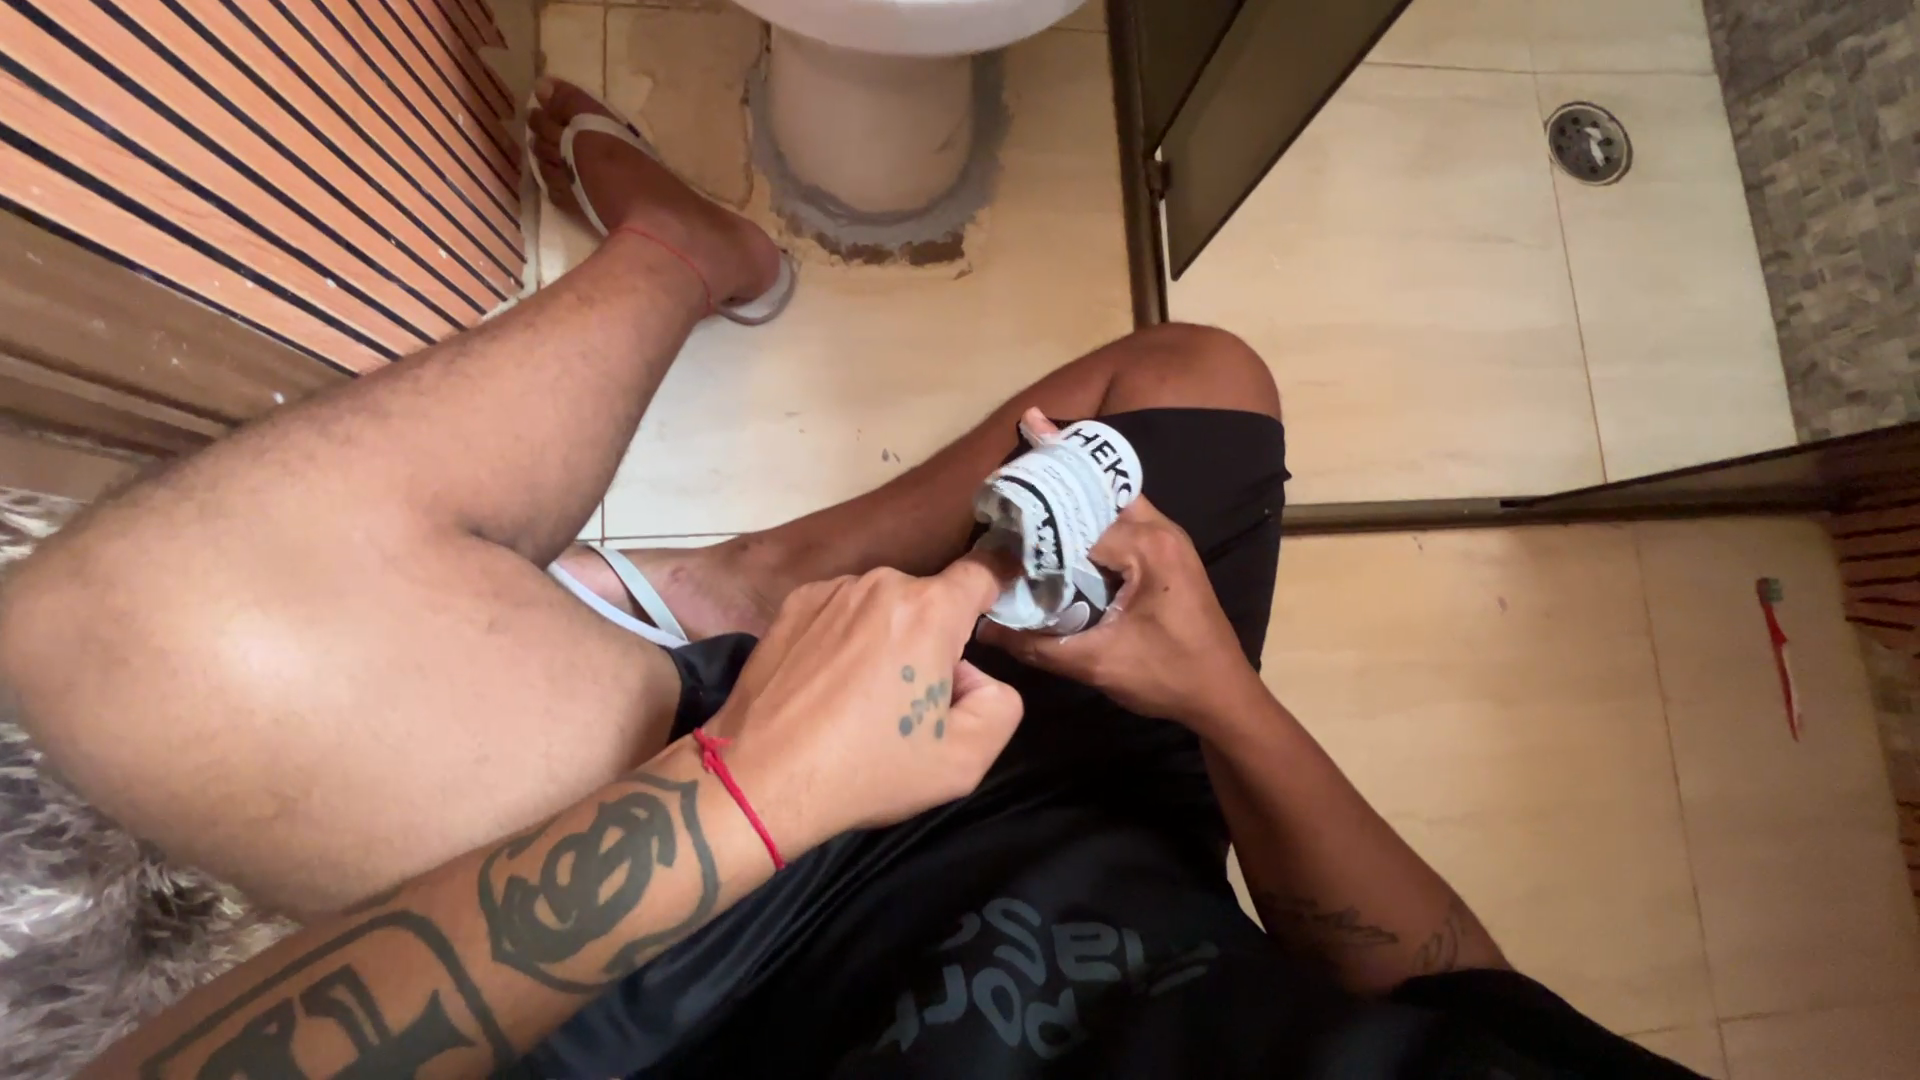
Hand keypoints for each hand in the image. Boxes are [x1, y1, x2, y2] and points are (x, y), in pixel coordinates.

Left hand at [705, 557, 1024, 855]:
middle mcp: (881, 583)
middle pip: (930, 600)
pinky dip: (846, 634)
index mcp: (929, 610)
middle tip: (912, 696)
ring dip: (888, 635)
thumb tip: (971, 674)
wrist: (759, 779)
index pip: (983, 572)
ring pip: (884, 605)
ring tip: (860, 693)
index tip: (993, 612)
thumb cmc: (867, 770)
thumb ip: (1000, 703)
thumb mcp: (964, 759)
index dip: (997, 588)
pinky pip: (842, 609)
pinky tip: (826, 680)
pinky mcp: (794, 603)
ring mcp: (832, 590)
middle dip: (934, 637)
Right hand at [978, 430, 1262, 726]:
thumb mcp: (1098, 664)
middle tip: (1019, 453)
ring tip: (1033, 471)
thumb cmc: (1169, 677)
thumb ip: (1038, 644)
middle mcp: (1160, 529)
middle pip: (1098, 489)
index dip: (1035, 517)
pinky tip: (1062, 516)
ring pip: (1111, 499)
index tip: (996, 507)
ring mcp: (1167, 537)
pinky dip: (1091, 510)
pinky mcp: (1166, 551)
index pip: (1078, 519)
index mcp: (1149, 547)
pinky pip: (1121, 517)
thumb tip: (984, 628)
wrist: (1223, 696)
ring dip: (1076, 487)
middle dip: (1058, 472)